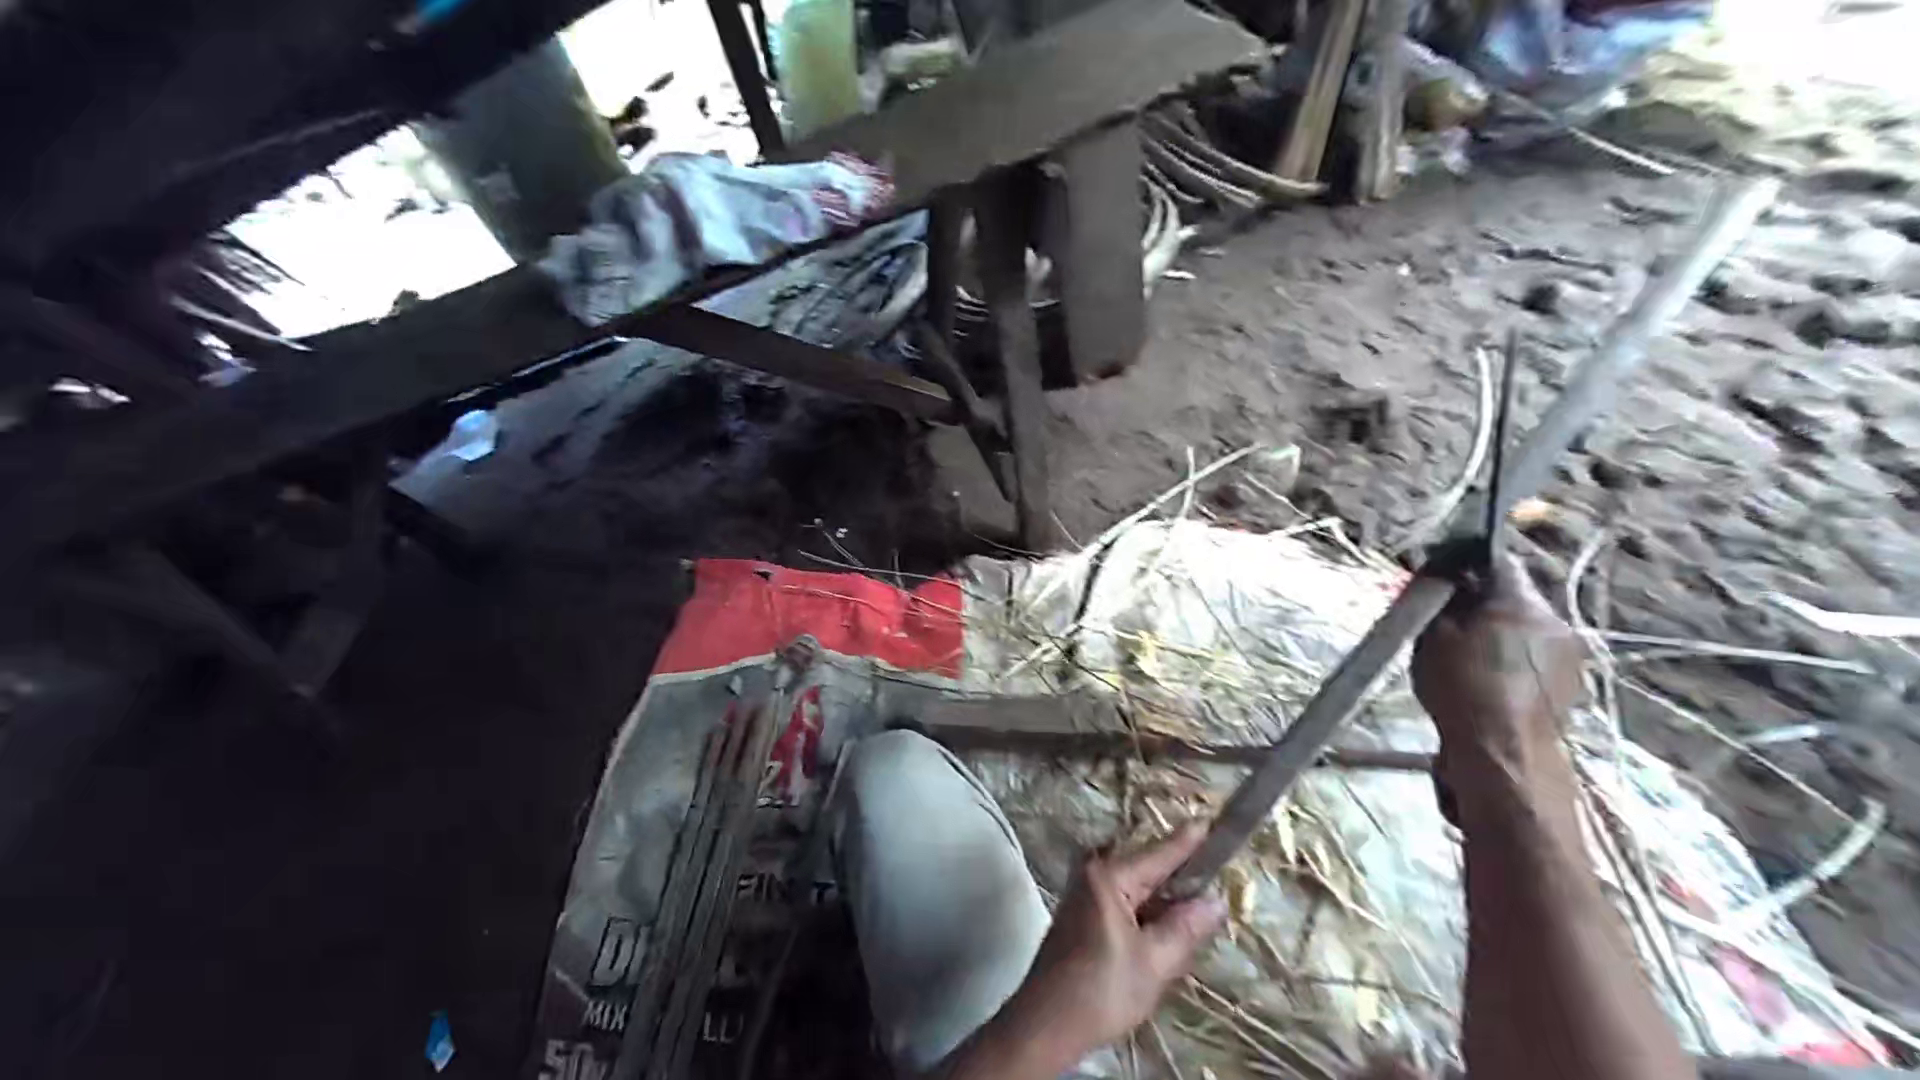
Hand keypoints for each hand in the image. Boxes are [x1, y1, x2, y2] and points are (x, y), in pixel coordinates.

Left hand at [965, 824, 1226, 1076]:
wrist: (1046, 1022)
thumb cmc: (1101, 991)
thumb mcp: (1153, 963)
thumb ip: (1185, 928)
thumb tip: (1215, 900)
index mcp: (1108, 877)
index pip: (1157, 854)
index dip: (1186, 842)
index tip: (1206, 820)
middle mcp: (1092, 873)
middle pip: (1146, 868)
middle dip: (1178, 878)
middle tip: (1212, 886)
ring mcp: (1082, 891)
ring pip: (1135, 887)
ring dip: (1162, 899)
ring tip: (1194, 912)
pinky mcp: (1080, 912)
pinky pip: (1122, 900)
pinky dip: (1144, 911)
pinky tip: (1162, 930)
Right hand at [1412, 557, 1583, 803]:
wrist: (1502, 753)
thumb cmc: (1461, 686)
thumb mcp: (1432, 634)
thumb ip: (1441, 598)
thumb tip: (1443, 572)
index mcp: (1523, 602)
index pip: (1499, 561)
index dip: (1466, 563)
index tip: (1440, 576)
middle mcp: (1556, 622)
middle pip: (1513, 597)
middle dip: (1480, 602)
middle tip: (1443, 618)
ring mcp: (1569, 656)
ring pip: (1524, 628)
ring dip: (1496, 631)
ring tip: (1461, 653)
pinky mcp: (1569, 685)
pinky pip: (1533, 656)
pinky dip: (1509, 658)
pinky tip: (1484, 679)